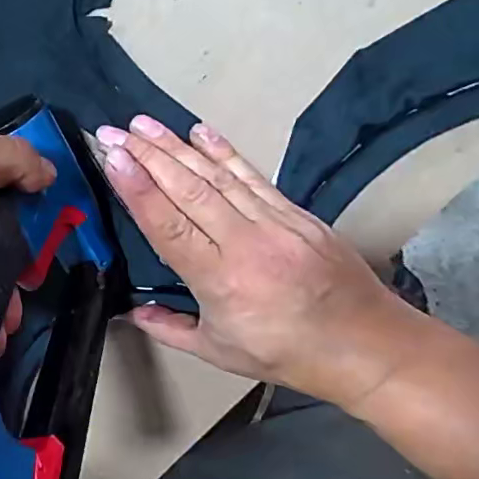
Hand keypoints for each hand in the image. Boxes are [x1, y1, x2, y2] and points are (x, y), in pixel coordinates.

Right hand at [98, 115, 426, 410]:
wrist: (367, 345)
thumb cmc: (288, 353)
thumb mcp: (218, 351)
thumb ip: (169, 328)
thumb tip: (131, 312)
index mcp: (221, 281)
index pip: (170, 226)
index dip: (138, 190)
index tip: (114, 159)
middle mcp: (246, 244)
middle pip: (188, 191)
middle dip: (146, 156)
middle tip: (112, 132)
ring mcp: (275, 223)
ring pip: (216, 176)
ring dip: (176, 146)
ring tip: (143, 124)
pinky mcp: (297, 213)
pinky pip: (252, 177)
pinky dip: (224, 152)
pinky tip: (200, 132)